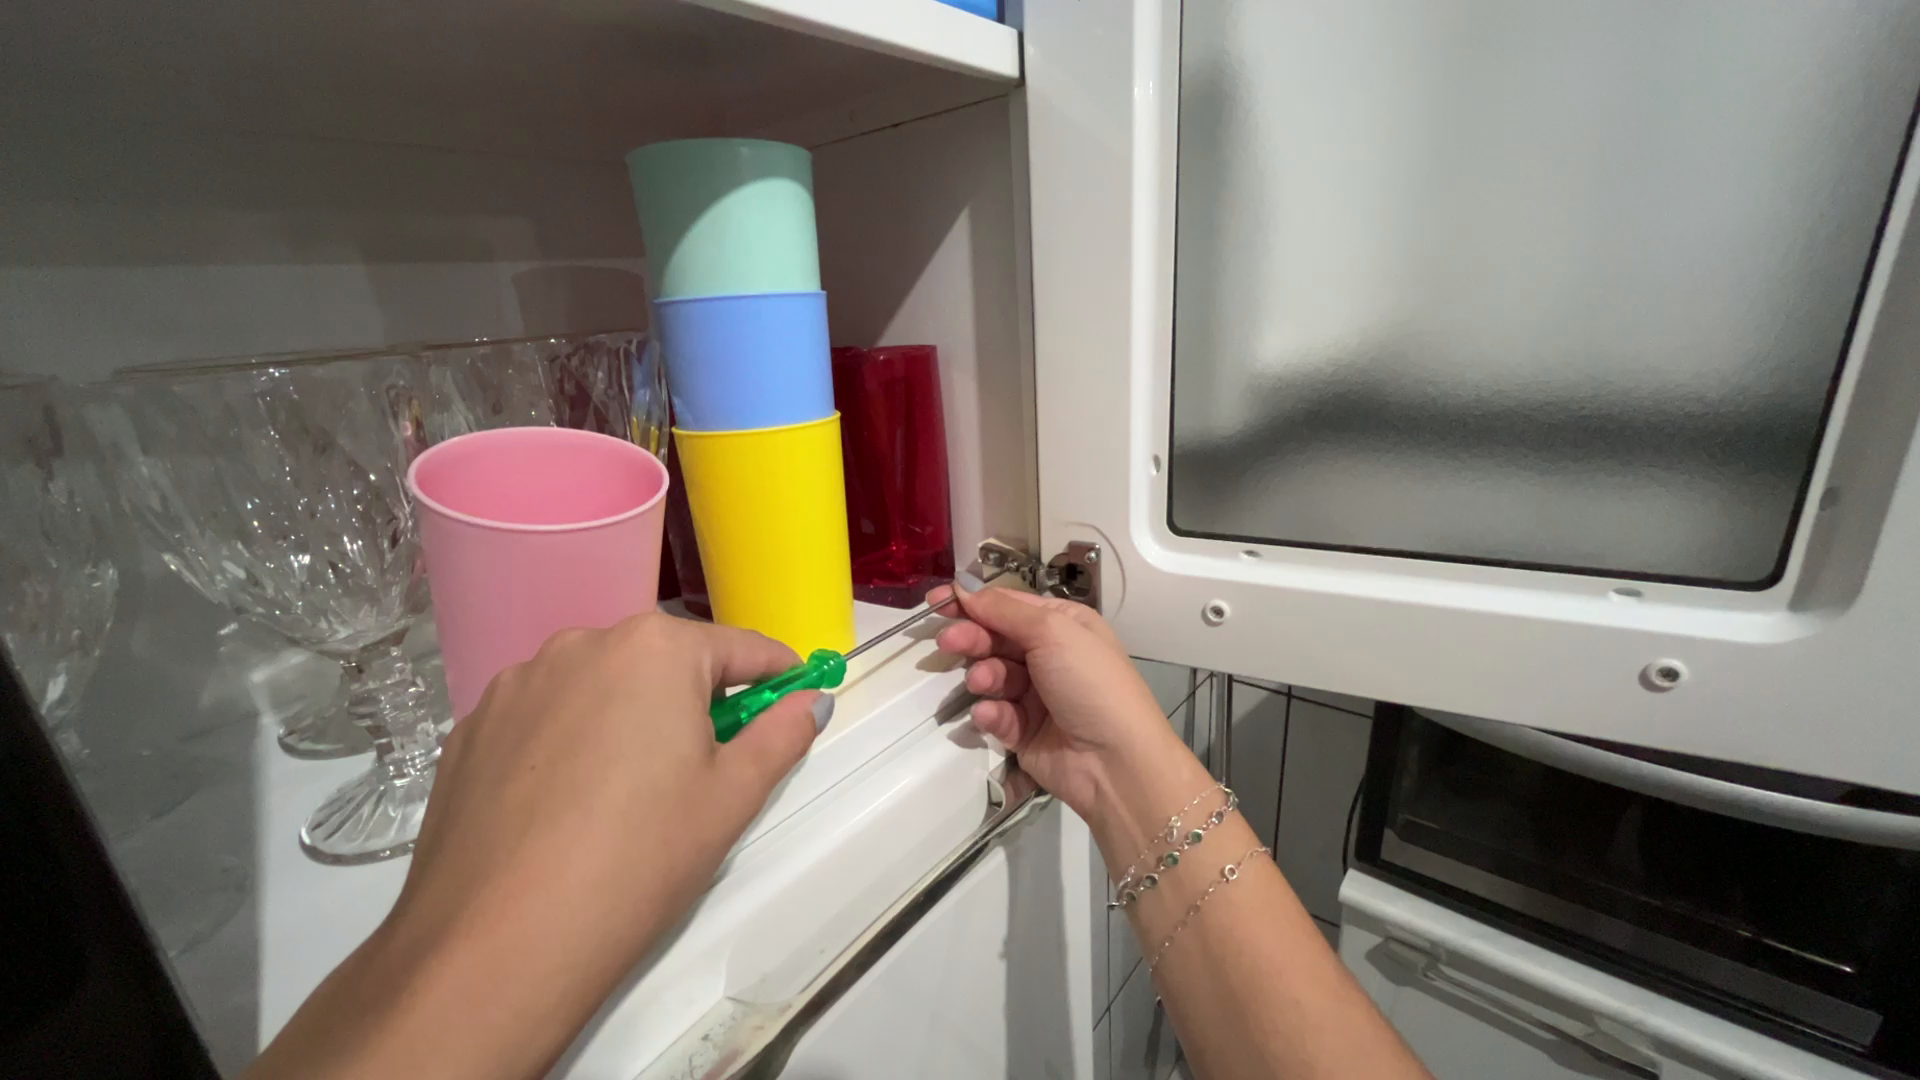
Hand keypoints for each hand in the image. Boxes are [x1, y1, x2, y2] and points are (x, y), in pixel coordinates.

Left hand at [252, 613, 827, 1079]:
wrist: (493, 946)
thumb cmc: (640, 859)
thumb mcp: (733, 796)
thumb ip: (783, 733)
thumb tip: (814, 700)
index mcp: (657, 649)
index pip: (742, 647)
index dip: (778, 672)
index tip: (797, 694)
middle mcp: (585, 643)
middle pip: (668, 659)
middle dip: (701, 696)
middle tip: (712, 758)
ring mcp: (519, 681)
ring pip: (605, 682)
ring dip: (634, 711)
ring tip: (634, 784)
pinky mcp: (473, 725)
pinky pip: (549, 712)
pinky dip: (575, 735)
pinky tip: (572, 797)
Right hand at [929, 583, 1179, 818]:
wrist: (1115, 762)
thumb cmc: (1091, 683)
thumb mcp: (1053, 632)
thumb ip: (1003, 609)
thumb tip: (963, 586)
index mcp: (1064, 624)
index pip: (1010, 605)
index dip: (973, 601)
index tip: (936, 602)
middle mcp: (1050, 655)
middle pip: (996, 638)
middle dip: (972, 638)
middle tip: (948, 642)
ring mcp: (1037, 695)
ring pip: (992, 675)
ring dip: (983, 676)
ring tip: (982, 682)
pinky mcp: (1024, 731)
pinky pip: (996, 713)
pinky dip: (991, 712)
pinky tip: (993, 715)